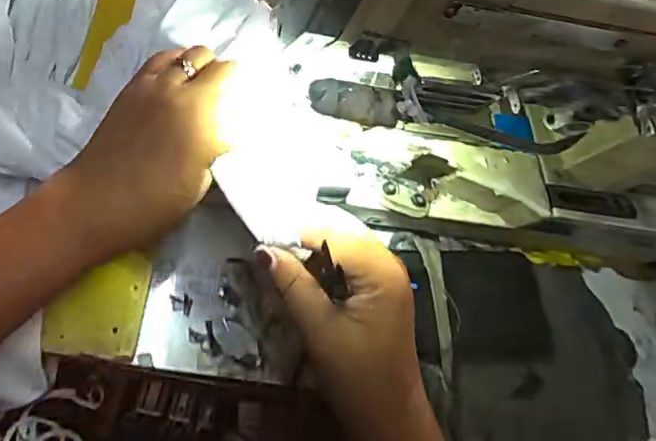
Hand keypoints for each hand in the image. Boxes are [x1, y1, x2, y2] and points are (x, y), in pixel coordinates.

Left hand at [45, 46, 230, 259]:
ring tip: (194, 78)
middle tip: (219, 84)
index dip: (235, 74)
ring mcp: (148, 86)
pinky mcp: (127, 92)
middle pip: (201, 55)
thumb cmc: (154, 200)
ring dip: (190, 61)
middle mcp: (175, 87)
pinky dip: (168, 64)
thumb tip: (221, 135)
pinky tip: (170, 81)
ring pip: (177, 54)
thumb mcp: (201, 180)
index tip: (240, 87)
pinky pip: (154, 63)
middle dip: (214, 64)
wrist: (93, 204)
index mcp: (198, 107)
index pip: (225, 70)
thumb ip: (214, 147)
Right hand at [259, 232, 441, 440]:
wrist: (390, 419)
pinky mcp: (384, 290)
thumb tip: (266, 252)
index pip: (333, 235)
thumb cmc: (359, 379)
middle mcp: (389, 262)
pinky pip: (353, 266)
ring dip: (317, 260)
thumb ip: (294, 287)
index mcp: (380, 267)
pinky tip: (312, 289)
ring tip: (288, 276)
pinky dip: (330, 272)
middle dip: (307, 248)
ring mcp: (389, 276)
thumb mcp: (321, 332)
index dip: (298, 239)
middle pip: (341, 237)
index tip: (265, 250)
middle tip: (274, 264)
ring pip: (345, 250)